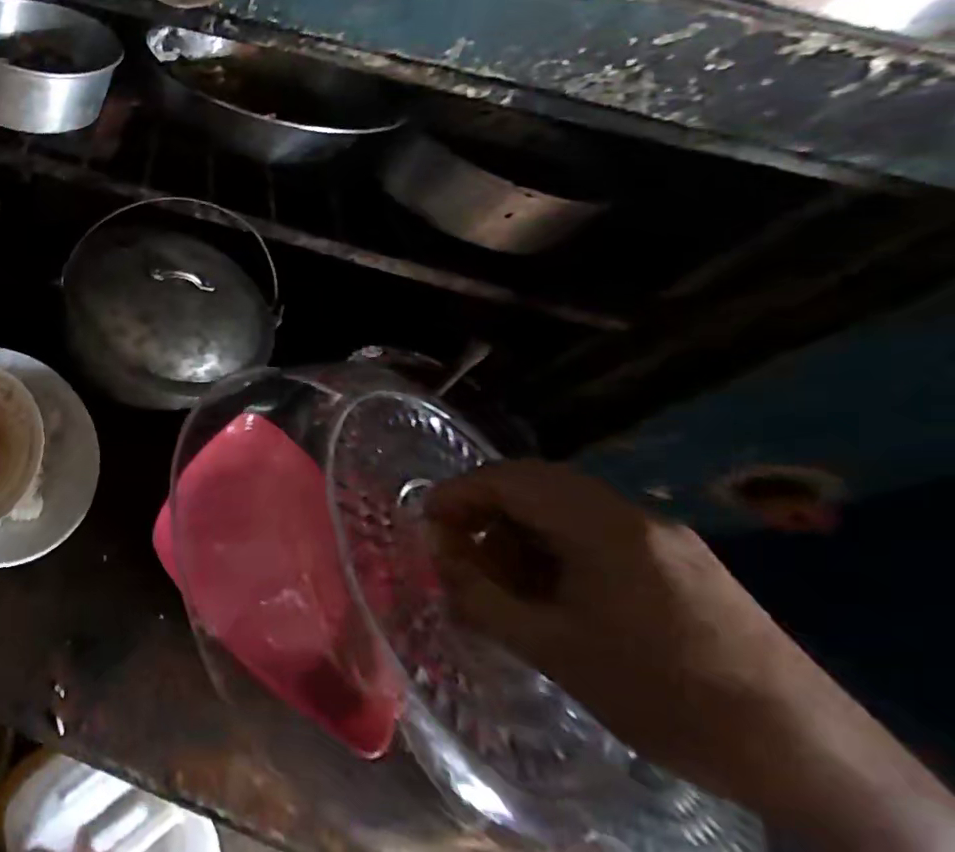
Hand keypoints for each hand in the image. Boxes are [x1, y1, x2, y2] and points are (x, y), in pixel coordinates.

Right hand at [425, 460, 819, 798]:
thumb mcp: (552, 649)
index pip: (510, 479)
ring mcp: (668, 539)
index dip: (457, 494)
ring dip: (522, 530)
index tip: (427, 528)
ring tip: (501, 580)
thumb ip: (481, 596)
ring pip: (568, 507)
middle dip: (486, 509)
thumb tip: (435, 558)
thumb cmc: (661, 694)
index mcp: (604, 527)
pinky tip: (552, 593)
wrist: (807, 754)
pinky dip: (558, 548)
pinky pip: (600, 533)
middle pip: (538, 484)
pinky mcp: (686, 565)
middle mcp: (636, 517)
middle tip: (456, 550)